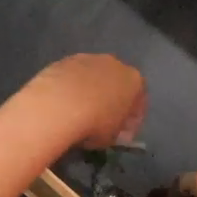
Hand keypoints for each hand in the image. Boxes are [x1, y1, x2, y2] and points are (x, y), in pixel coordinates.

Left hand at [15, 54, 146, 148]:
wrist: (57, 105)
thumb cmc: (94, 123)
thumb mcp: (113, 137)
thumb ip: (117, 131)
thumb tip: (113, 131)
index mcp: (133, 80)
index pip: (139, 102)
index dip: (131, 121)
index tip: (122, 135)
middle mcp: (113, 63)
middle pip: (115, 84)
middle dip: (110, 100)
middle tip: (101, 121)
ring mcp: (86, 59)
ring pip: (92, 77)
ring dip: (89, 91)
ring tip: (79, 112)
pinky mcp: (63, 60)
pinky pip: (72, 77)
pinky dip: (70, 88)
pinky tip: (63, 103)